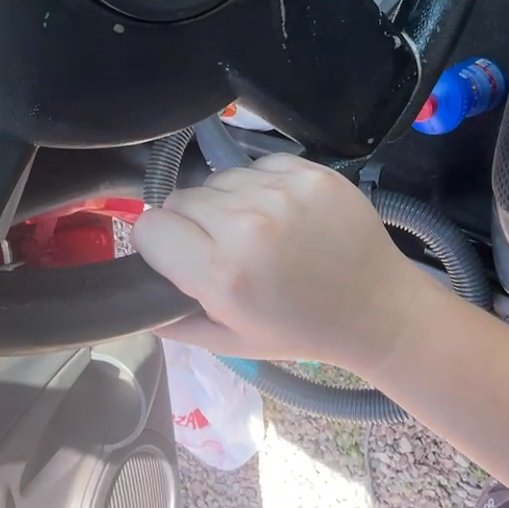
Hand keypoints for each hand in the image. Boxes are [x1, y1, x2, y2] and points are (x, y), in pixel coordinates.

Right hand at [134, 153, 450, 373]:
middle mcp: (248, 222)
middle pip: (181, 198)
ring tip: (258, 232)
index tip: (180, 257)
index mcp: (223, 272)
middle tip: (224, 249)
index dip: (161, 244)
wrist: (377, 307)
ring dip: (227, 202)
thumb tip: (131, 298)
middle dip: (192, 223)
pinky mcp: (309, 170)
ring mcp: (282, 190)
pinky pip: (256, 165)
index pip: (150, 226)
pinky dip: (261, 186)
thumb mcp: (231, 342)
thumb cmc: (300, 330)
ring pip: (218, 178)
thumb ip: (174, 321)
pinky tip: (283, 213)